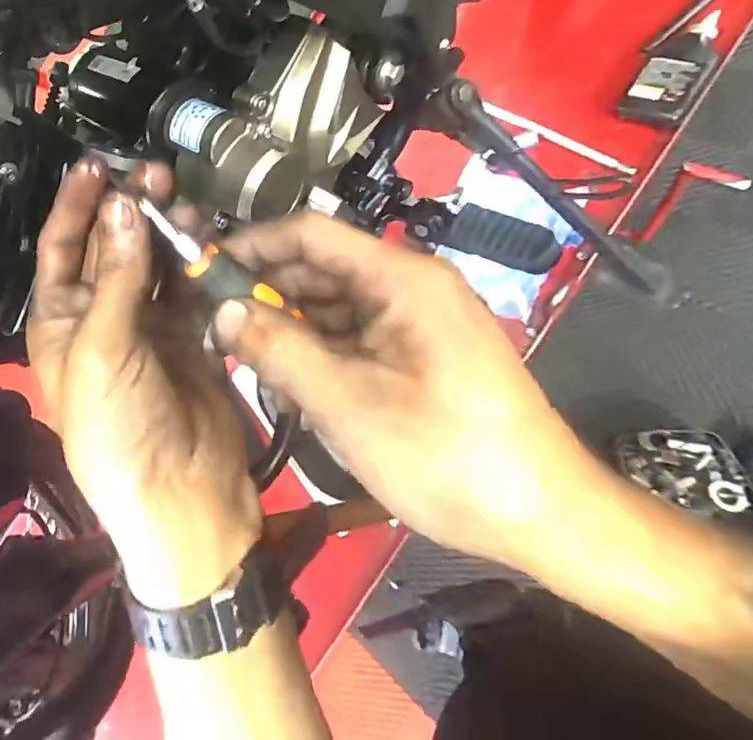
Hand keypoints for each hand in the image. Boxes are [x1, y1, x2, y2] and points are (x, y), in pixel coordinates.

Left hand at [27, 158, 262, 607]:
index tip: (96, 166)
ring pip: (152, 263)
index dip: (76, 206)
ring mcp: (145, 325)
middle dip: (127, 209)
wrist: (182, 494)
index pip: (60, 248)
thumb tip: (125, 206)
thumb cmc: (118, 426)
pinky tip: (207, 237)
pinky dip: (197, 261)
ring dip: (165, 230)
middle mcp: (99, 316)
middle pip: (110, 248)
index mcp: (61, 321)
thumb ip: (117, 276)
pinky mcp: (187, 335)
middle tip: (152, 174)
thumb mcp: (103, 348)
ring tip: (182, 198)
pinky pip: (189, 287)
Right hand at [212, 213, 614, 570]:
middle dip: (268, 296)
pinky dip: (320, 355)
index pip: (311, 233)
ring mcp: (415, 319)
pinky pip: (354, 336)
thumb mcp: (349, 405)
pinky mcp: (417, 350)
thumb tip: (222, 311)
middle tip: (220, 330)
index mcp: (401, 278)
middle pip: (319, 269)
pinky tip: (296, 390)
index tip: (206, 271)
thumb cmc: (449, 457)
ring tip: (257, 371)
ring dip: (291, 333)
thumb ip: (280, 350)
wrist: (546, 519)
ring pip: (332, 307)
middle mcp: (408, 285)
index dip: (254, 244)